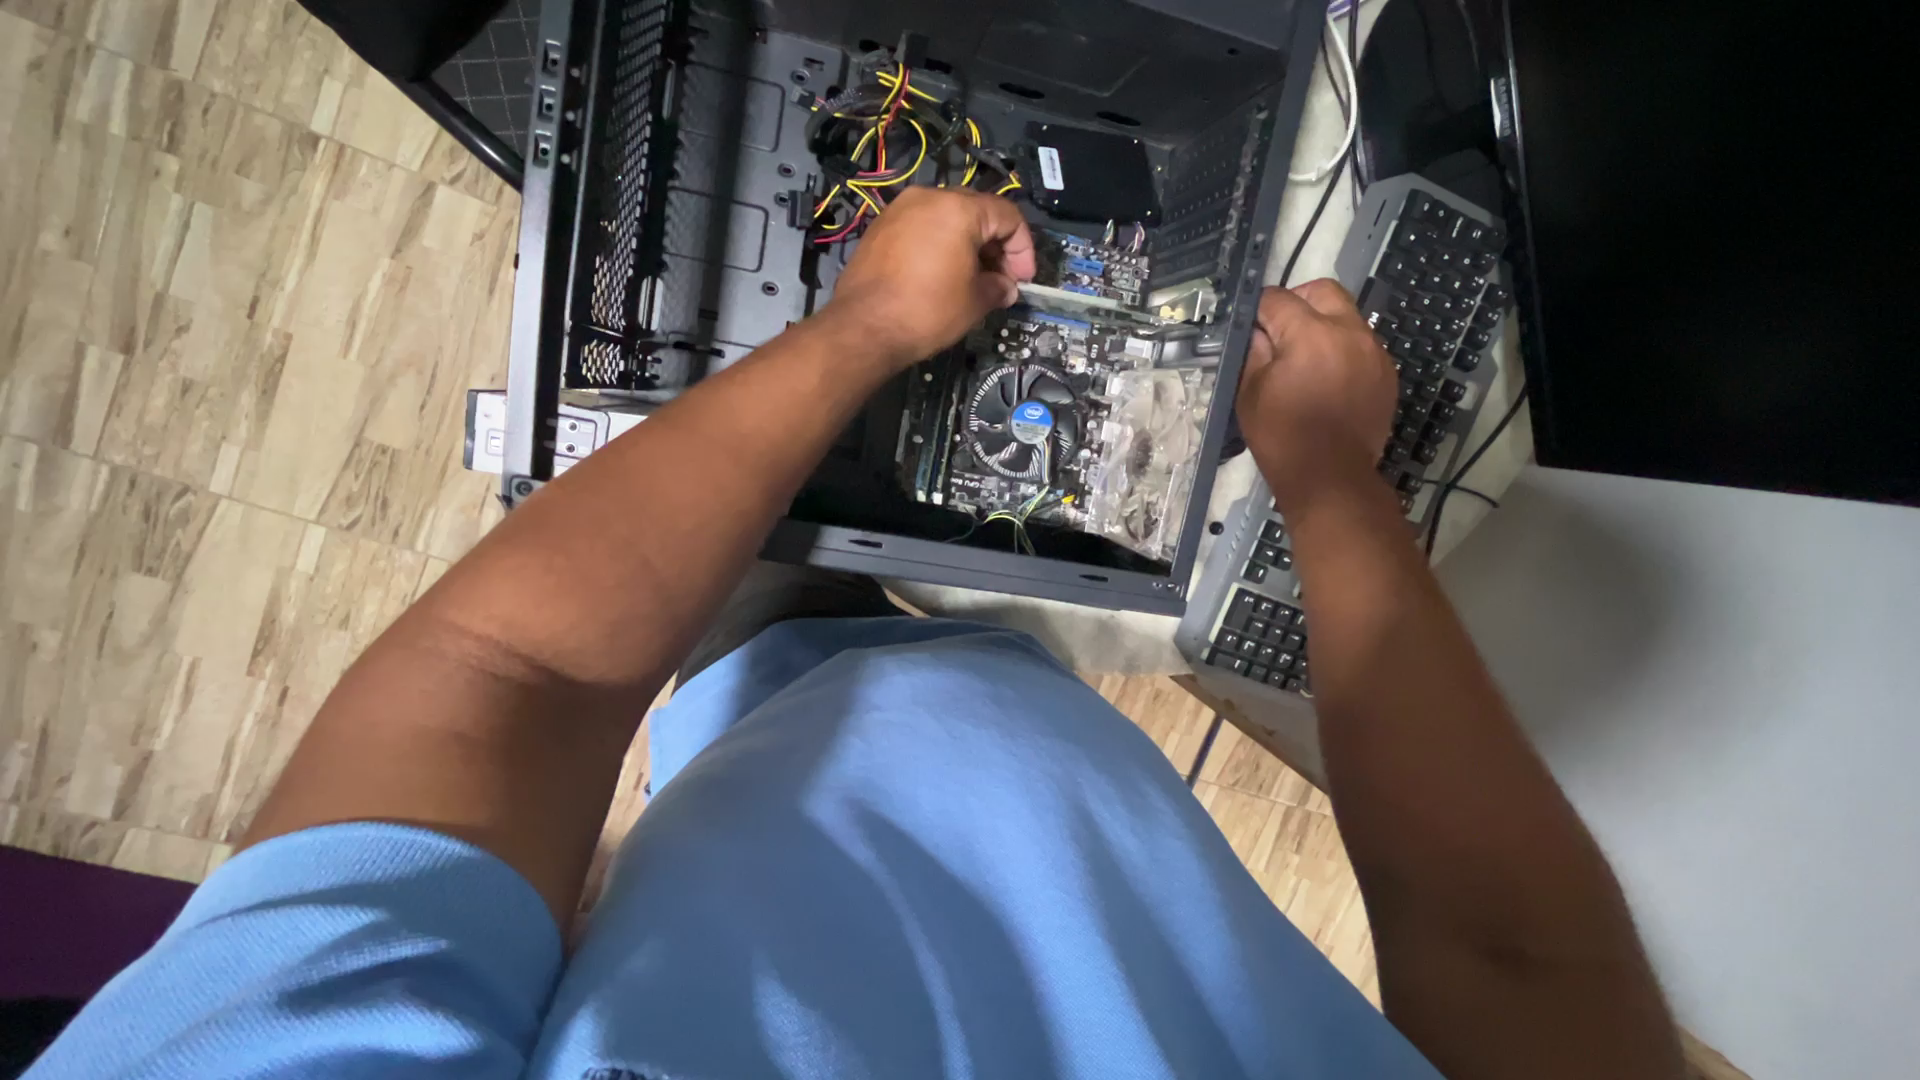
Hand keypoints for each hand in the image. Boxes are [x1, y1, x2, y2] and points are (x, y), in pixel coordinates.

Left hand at [821, 187, 1036, 368]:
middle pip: (977, 212)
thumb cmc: (927, 311)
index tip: (1023, 280)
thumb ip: (998, 288)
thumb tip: (1005, 288)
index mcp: (958, 208)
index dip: (1023, 249)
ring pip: (948, 219)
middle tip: (1001, 280)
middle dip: (995, 246)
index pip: (1008, 215)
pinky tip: (941, 277)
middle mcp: (928, 197)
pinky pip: (922, 229)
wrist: (863, 328)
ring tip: (972, 281)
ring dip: (968, 246)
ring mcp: (899, 210)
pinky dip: (940, 247)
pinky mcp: (880, 229)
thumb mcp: (974, 302)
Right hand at [1237, 280, 1397, 517]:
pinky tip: (1327, 379)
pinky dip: (1341, 349)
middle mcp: (1349, 332)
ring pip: (1346, 316)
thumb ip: (1253, 351)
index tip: (1249, 326)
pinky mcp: (1386, 372)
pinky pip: (1361, 344)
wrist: (1330, 477)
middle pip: (1322, 291)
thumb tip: (1256, 330)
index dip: (1258, 309)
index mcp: (1310, 334)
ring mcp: (1373, 351)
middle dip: (1297, 302)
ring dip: (1322, 325)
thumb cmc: (1281, 436)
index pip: (1278, 299)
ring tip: (1304, 359)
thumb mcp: (1250, 393)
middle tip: (1279, 331)